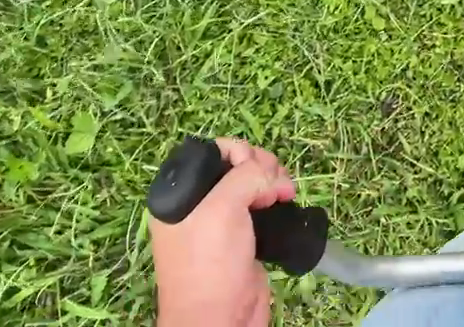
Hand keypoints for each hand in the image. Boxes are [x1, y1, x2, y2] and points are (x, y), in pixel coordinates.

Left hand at [150, 138, 297, 326]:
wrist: (220, 320)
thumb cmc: (211, 262)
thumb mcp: (223, 207)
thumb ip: (247, 176)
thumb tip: (271, 178)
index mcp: (178, 197)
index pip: (211, 152)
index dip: (238, 152)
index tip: (254, 169)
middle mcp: (197, 205)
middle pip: (236, 164)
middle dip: (261, 165)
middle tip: (274, 183)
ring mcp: (220, 221)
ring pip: (252, 181)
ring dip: (273, 179)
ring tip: (284, 193)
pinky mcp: (242, 235)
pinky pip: (261, 201)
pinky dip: (276, 195)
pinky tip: (286, 201)